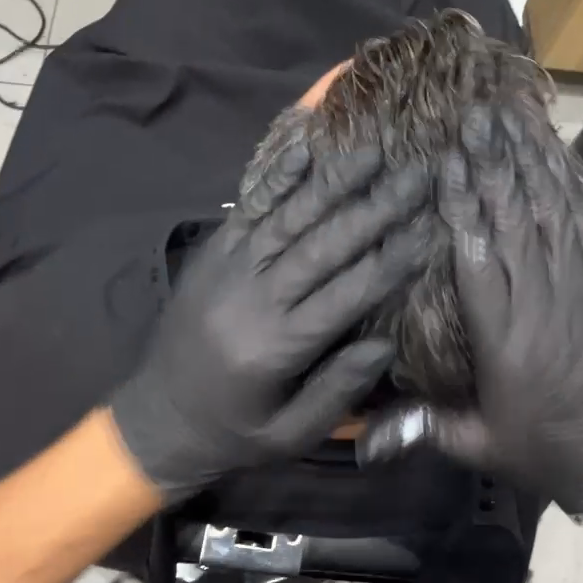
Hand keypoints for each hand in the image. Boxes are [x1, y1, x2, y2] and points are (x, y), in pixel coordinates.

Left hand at [111, 144, 431, 499]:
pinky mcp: (212, 253)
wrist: (154, 418)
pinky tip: (303, 147)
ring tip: (372, 152)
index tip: (428, 229)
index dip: (391, 261)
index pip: (347, 294)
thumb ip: (337, 390)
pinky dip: (277, 177)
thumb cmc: (232, 433)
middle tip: (416, 176)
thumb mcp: (290, 435)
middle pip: (323, 244)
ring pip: (288, 216)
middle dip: (374, 208)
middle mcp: (254, 298)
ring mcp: (229, 267)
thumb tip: (385, 342)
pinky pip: (248, 209)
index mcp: (277, 346)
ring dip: (332, 182)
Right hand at [433, 107, 582, 514]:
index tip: (447, 160)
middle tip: (475, 118)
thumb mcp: (478, 445)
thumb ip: (424, 427)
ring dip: (530, 163)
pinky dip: (570, 186)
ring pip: (553, 214)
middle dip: (493, 165)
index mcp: (503, 338)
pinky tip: (554, 155)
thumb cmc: (544, 449)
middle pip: (515, 221)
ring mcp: (581, 287)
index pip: (477, 256)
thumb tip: (362, 439)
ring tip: (511, 120)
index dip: (461, 204)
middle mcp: (541, 302)